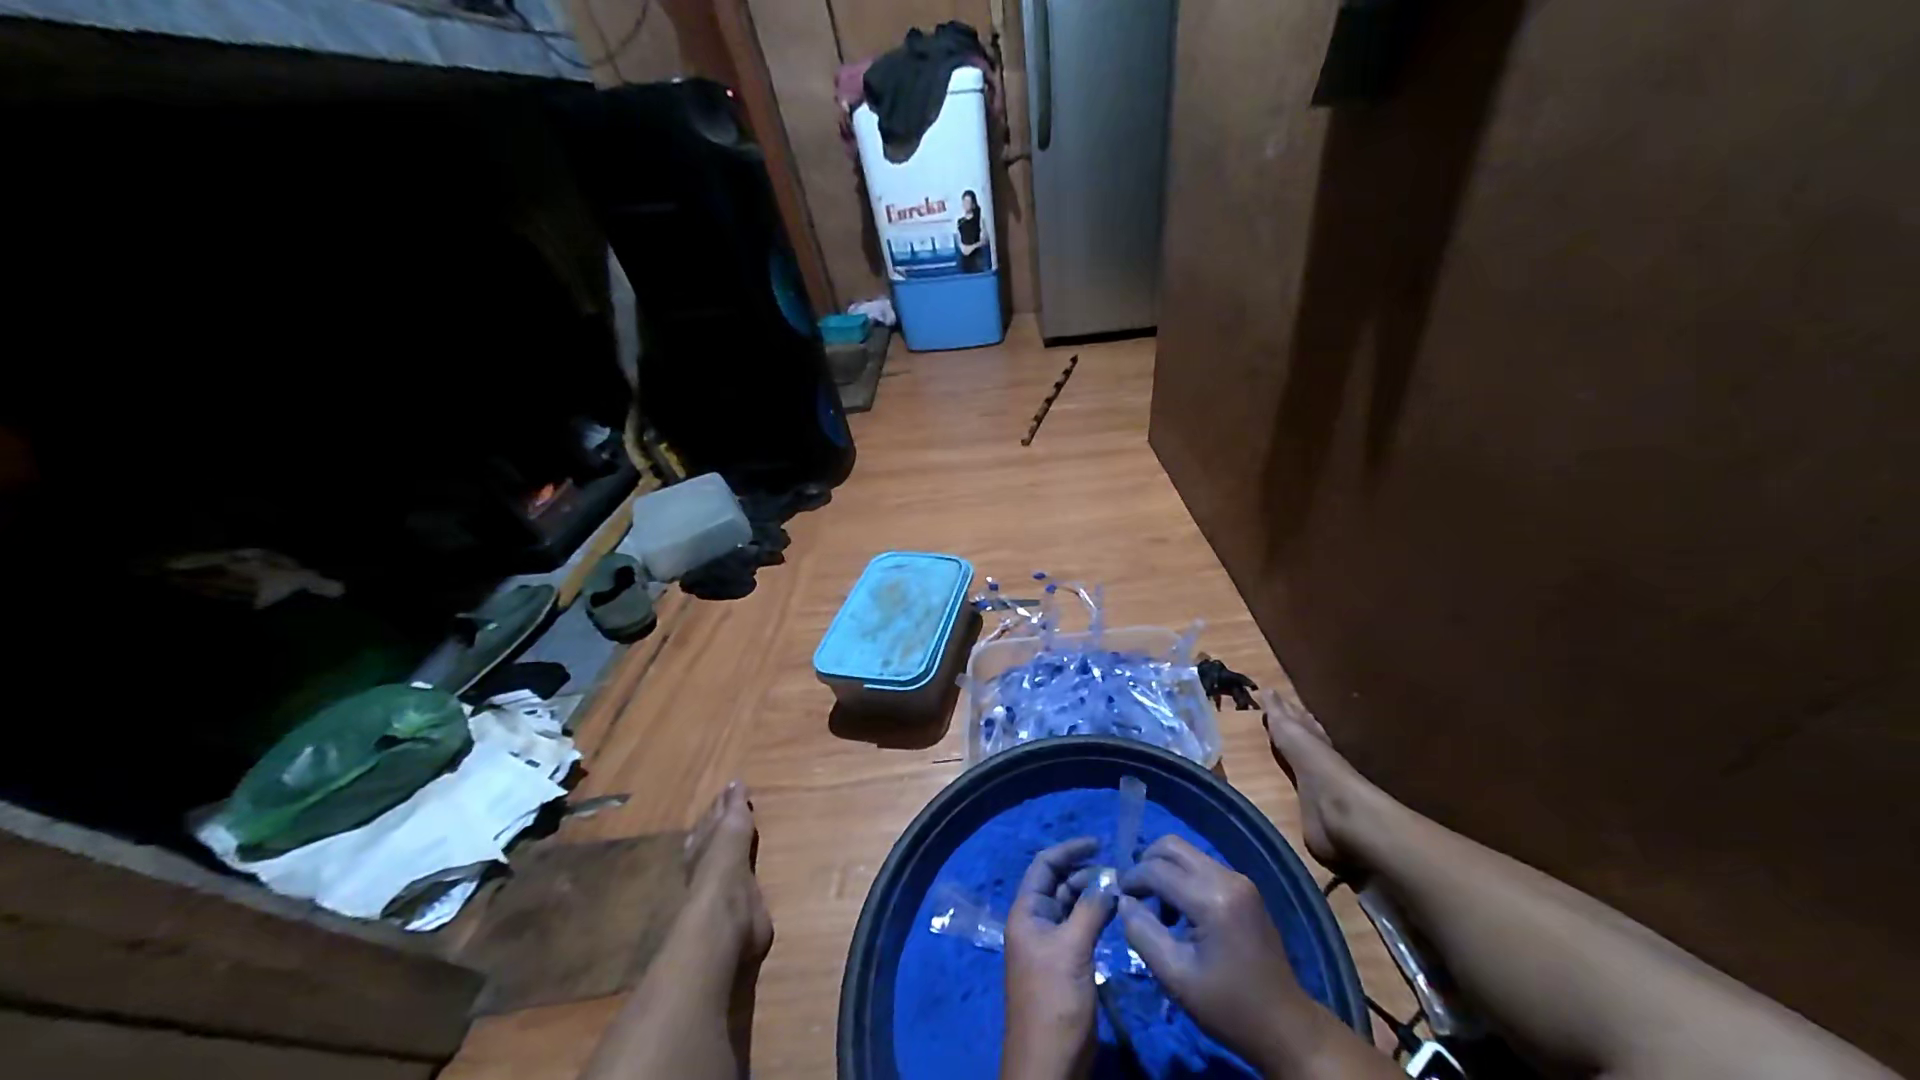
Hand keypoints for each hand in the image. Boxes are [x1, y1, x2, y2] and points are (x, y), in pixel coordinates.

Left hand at [1001, 837, 1116, 1079]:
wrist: (1049, 1061)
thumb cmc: (1054, 1001)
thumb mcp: (1072, 950)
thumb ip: (1090, 911)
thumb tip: (1110, 880)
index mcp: (1026, 912)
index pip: (1044, 866)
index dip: (1069, 850)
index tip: (1099, 842)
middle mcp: (1036, 922)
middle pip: (1059, 884)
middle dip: (1086, 873)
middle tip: (1120, 872)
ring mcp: (1051, 943)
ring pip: (1072, 906)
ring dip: (1093, 894)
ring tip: (1123, 889)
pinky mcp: (1067, 963)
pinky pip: (1080, 927)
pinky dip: (1096, 917)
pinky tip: (1117, 915)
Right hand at [1116, 836, 1309, 1069]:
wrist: (1286, 1027)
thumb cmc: (1228, 1007)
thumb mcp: (1175, 977)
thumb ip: (1141, 932)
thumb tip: (1124, 902)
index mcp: (1212, 899)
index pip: (1156, 869)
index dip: (1131, 880)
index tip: (1119, 900)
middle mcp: (1228, 878)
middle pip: (1172, 846)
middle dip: (1145, 863)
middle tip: (1135, 896)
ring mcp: (1240, 881)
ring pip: (1186, 853)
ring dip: (1164, 871)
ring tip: (1158, 911)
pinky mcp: (1245, 889)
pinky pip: (1202, 867)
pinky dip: (1182, 879)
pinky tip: (1180, 914)